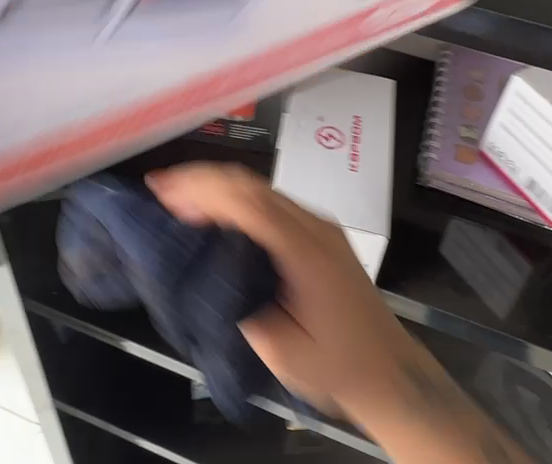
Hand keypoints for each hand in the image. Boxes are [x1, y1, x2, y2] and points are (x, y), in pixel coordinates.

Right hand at [147, 161, 422, 416]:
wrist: (390, 370)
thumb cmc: (339, 367)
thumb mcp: (283, 351)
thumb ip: (245, 311)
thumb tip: (211, 278)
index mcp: (307, 252)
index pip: (251, 205)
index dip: (206, 192)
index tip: (166, 192)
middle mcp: (315, 227)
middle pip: (254, 186)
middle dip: (204, 180)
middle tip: (161, 187)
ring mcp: (320, 226)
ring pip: (262, 188)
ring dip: (219, 185)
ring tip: (177, 193)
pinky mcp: (319, 232)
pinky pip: (272, 201)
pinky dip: (237, 197)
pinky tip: (214, 208)